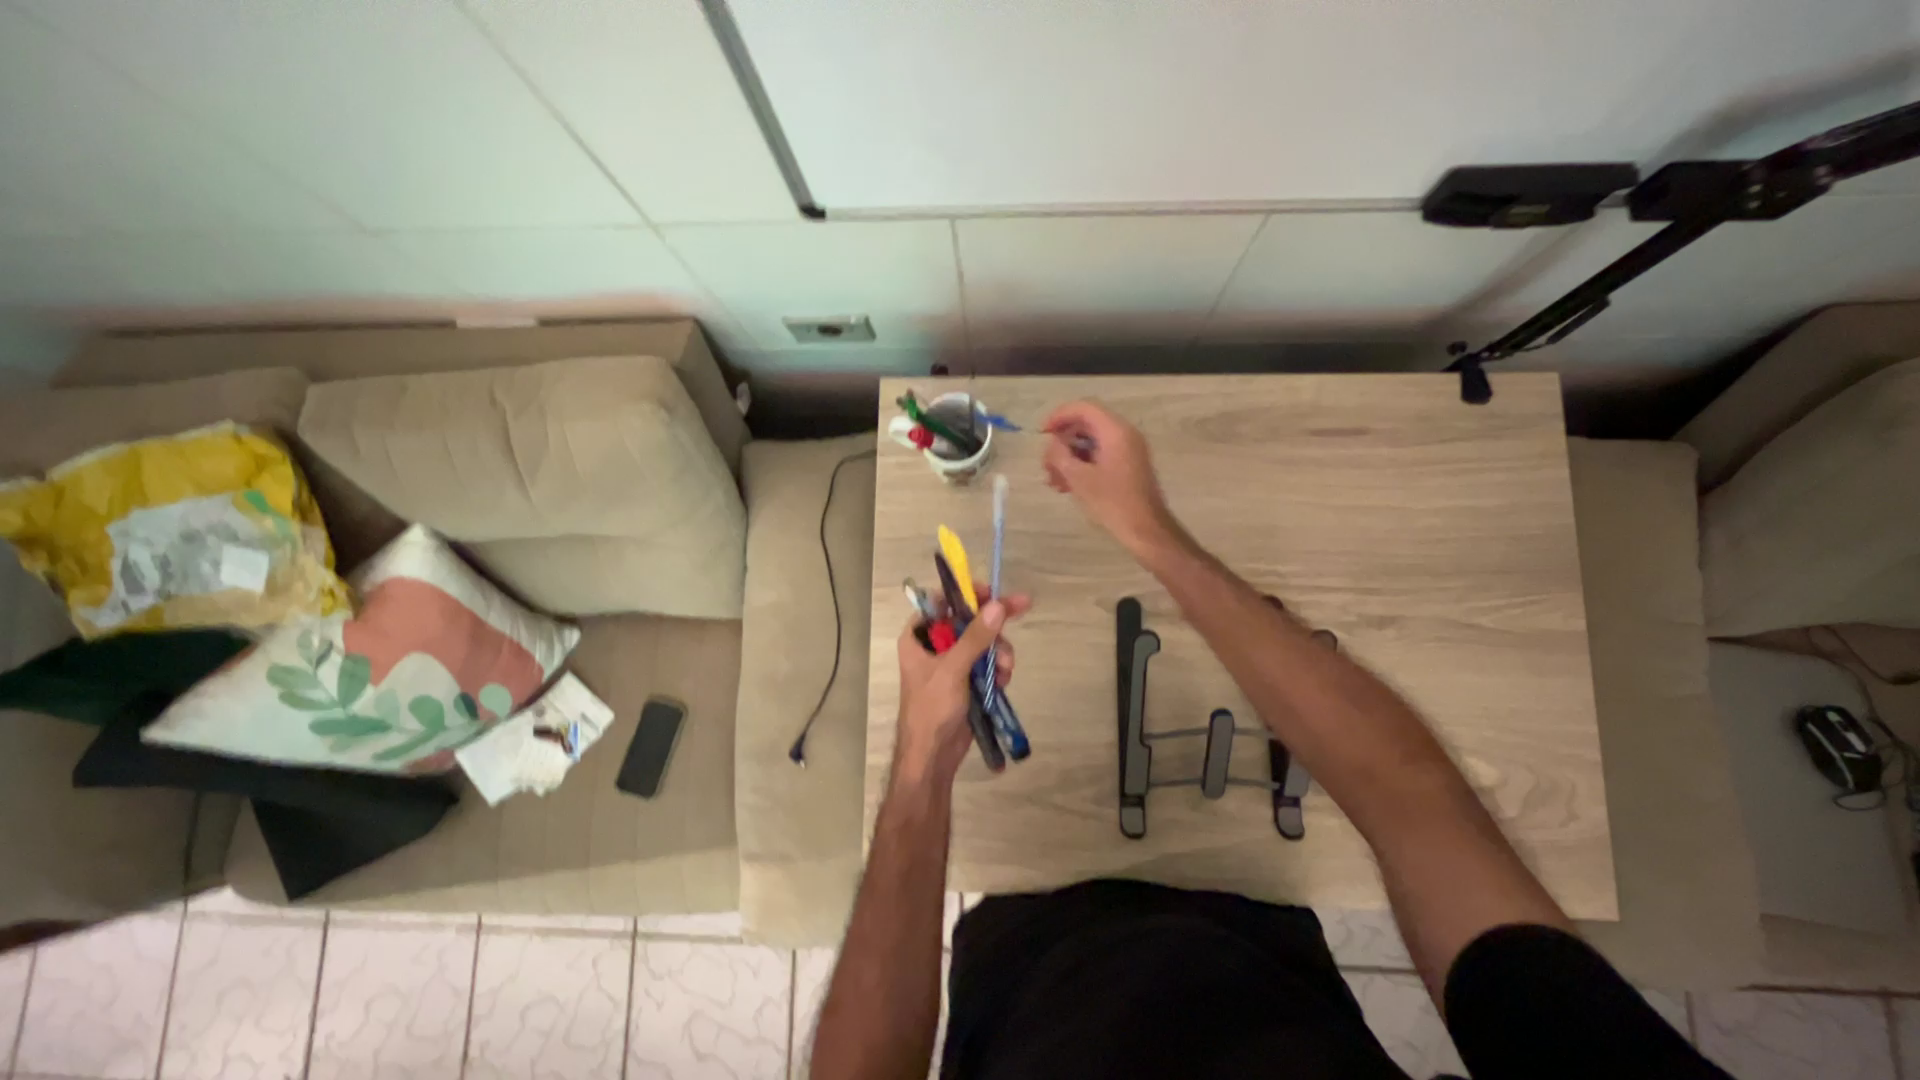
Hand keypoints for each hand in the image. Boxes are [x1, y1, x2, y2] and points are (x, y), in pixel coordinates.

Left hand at [893, 585, 1029, 788]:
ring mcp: (952, 664)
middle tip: (1021, 607)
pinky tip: (1001, 681)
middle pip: (969, 620)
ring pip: (984, 642)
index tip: (989, 591)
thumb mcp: (952, 670)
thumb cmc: (932, 708)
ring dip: (998, 652)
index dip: (965, 594)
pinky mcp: (967, 681)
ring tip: (1005, 670)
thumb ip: (975, 637)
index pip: (941, 602)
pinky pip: (988, 663)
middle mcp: (934, 645)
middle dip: (993, 625)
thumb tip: (997, 606)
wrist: (932, 755)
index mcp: (919, 636)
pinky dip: (997, 669)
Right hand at [1042, 400, 1176, 555]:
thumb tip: (1053, 443)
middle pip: (1085, 425)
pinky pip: (1100, 455)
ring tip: (1054, 482)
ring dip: (1069, 457)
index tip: (1042, 434)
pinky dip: (1082, 465)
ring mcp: (1128, 449)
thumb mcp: (1078, 478)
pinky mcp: (1128, 465)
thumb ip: (1060, 454)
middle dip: (1062, 443)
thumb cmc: (1112, 502)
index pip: (1083, 408)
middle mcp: (1124, 434)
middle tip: (1046, 466)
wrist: (1145, 529)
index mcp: (1115, 431)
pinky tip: (1067, 486)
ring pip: (1090, 442)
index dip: (1059, 416)